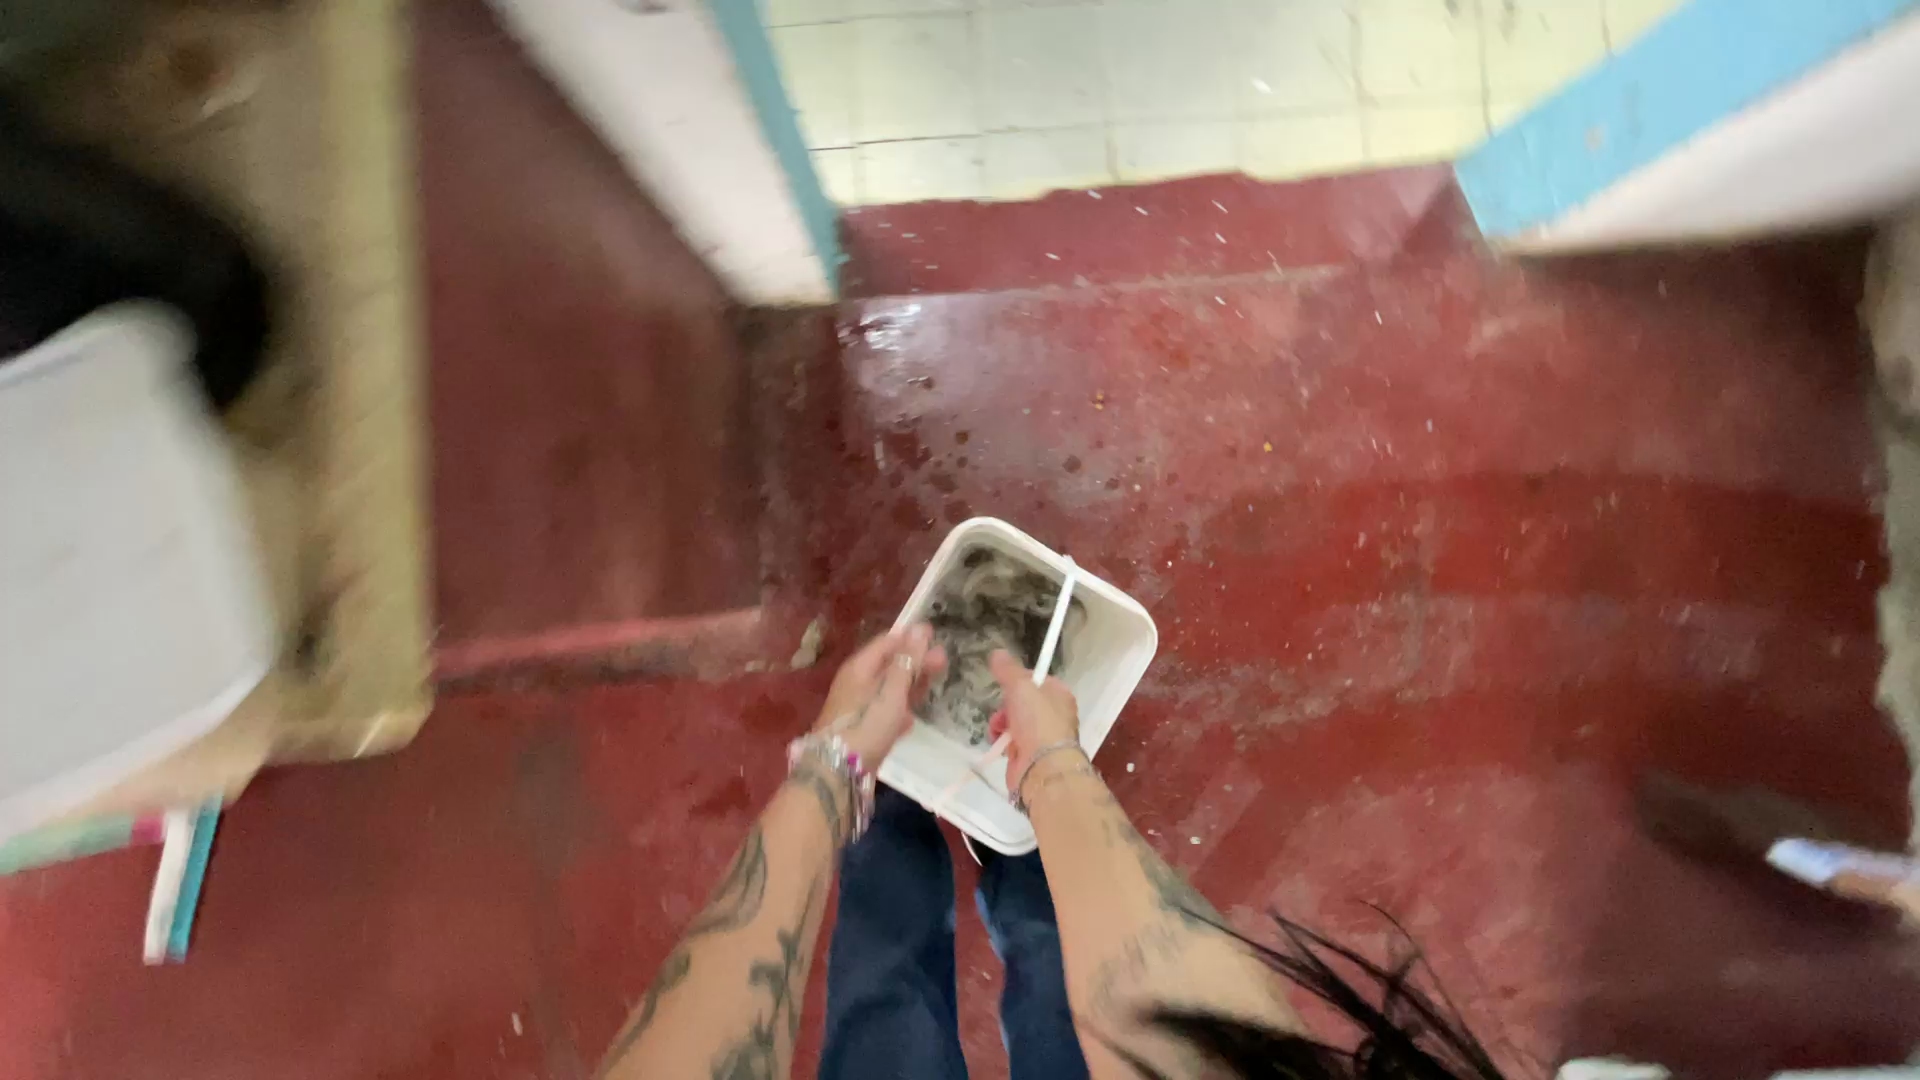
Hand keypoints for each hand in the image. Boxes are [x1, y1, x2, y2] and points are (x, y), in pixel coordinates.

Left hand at [814, 624, 945, 767]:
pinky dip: (900, 711)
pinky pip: (885, 713)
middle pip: (890, 665)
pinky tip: (912, 718)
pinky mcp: (864, 730)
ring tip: (935, 682)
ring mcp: (860, 708)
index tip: (934, 635)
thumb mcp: (891, 690)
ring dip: (911, 685)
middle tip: (943, 660)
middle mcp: (858, 683)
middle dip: (916, 662)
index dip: (910, 637)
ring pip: (889, 690)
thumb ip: (907, 661)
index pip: (887, 642)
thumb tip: (920, 628)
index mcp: (860, 667)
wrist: (838, 771)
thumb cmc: (867, 724)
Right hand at [986, 649, 1080, 800]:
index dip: (1020, 679)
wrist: (1042, 767)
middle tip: (1003, 707)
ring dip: (1001, 722)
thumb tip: (997, 652)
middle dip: (1006, 704)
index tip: (1006, 682)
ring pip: (1014, 720)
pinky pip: (1010, 740)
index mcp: (1059, 694)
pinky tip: (999, 741)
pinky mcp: (1029, 754)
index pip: (1037, 679)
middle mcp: (1054, 714)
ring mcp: (1042, 735)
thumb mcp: (1021, 685)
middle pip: (1022, 700)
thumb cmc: (1037, 720)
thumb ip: (1008, 669)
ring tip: (999, 728)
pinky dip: (1002, 740)